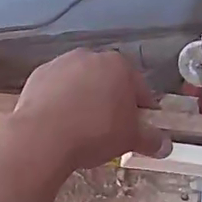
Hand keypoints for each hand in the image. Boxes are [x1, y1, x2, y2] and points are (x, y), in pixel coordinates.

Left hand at [6, 49, 170, 171]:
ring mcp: (60, 64)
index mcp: (118, 65)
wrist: (42, 137)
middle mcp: (89, 56)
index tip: (139, 128)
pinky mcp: (37, 77)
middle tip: (111, 130)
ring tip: (83, 129)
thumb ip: (150, 139)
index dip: (142, 110)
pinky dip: (61, 103)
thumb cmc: (94, 132)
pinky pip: (57, 91)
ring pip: (81, 84)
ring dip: (85, 101)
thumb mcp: (130, 139)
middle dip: (112, 103)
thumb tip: (164, 145)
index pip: (139, 88)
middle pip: (108, 81)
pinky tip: (61, 125)